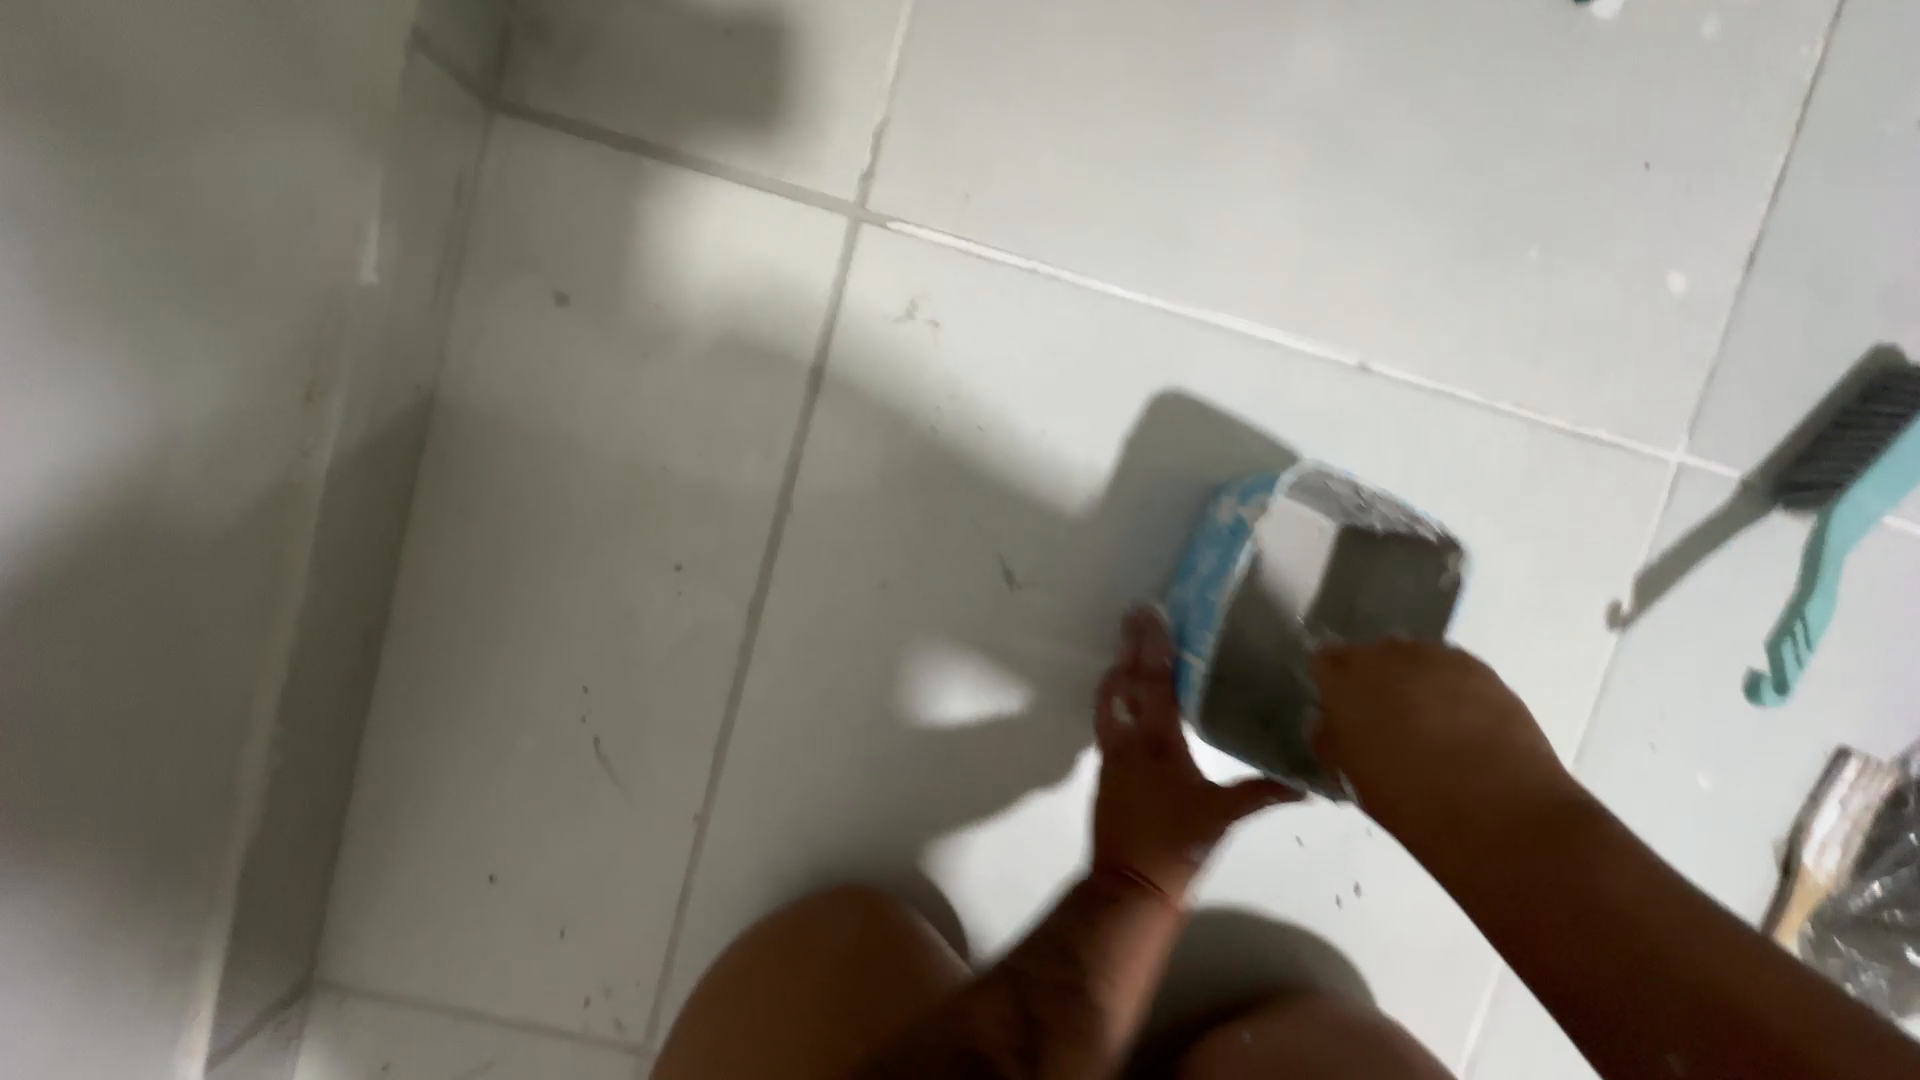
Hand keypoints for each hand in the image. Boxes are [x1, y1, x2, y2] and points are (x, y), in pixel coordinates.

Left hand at [1092, 606, 1298, 900]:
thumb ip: (1262, 793)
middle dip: (1130, 645)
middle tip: (1134, 613)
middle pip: (1125, 681)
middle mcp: (1128, 740)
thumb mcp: (1223, 817)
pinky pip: (1108, 720)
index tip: (1151, 615)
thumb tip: (1308, 781)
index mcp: (1157, 742)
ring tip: (1128, 645)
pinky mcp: (1107, 769)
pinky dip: (1115, 697)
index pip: (1154, 683)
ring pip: (1109, 699)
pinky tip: (1125, 696)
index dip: (1154, 647)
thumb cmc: (1176, 847)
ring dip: (1118, 669)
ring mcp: (1112, 754)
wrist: (1128, 885)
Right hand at [1310, 640, 1575, 835]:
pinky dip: (1450, 690)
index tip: (1340, 711)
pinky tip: (1461, 725)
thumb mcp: (1347, 774)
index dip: (1331, 684)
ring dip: (1413, 681)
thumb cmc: (1406, 797)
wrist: (1498, 810)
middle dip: (1372, 680)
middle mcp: (1387, 654)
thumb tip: (1327, 720)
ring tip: (1427, 723)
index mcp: (1344, 677)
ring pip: (1414, 659)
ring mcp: (1438, 658)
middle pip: (1371, 655)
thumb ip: (1327, 738)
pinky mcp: (1483, 671)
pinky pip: (1453, 671)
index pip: (1324, 660)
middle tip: (1383, 721)